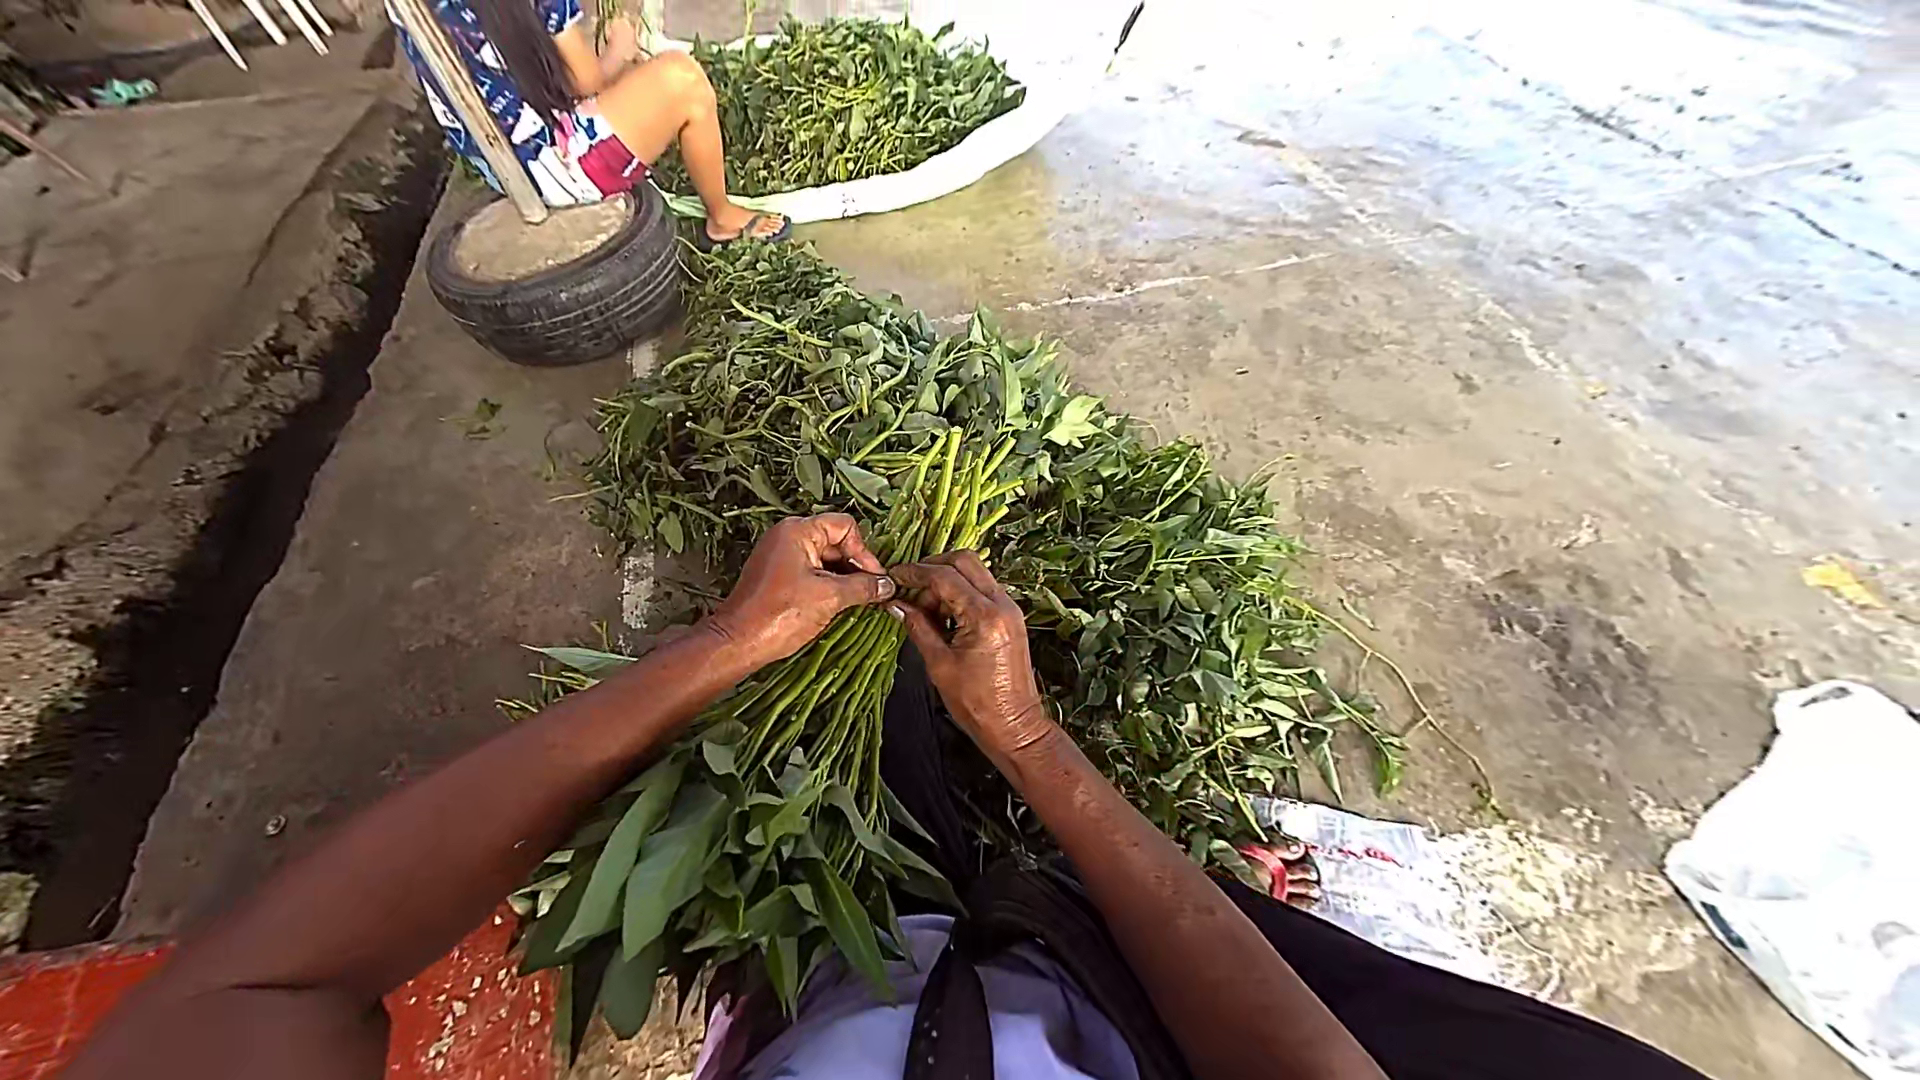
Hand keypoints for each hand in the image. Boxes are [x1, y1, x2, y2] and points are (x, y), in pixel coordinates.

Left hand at [705, 515, 894, 666]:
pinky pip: (812, 572)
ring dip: (844, 578)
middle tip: (872, 591)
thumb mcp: (830, 598)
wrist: (739, 643)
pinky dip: (829, 585)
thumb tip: (886, 585)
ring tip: (857, 600)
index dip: (864, 552)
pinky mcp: (778, 575)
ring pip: (826, 559)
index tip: (875, 578)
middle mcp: (787, 537)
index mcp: (797, 531)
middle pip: (837, 541)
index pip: (845, 526)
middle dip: (856, 566)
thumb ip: (864, 587)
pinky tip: (838, 604)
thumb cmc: (777, 616)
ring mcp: (781, 556)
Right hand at [888, 552, 1053, 762]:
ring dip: (946, 582)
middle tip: (910, 587)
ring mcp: (1009, 609)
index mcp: (984, 616)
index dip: (915, 572)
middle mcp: (1002, 605)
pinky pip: (982, 590)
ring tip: (924, 609)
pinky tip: (942, 615)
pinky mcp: (1010, 617)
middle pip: (964, 561)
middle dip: (933, 568)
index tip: (895, 576)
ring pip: (974, 573)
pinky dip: (960, 593)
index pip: (945, 576)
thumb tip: (897, 605)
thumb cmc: (977, 704)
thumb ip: (917, 626)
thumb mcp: (938, 664)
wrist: (1013, 725)